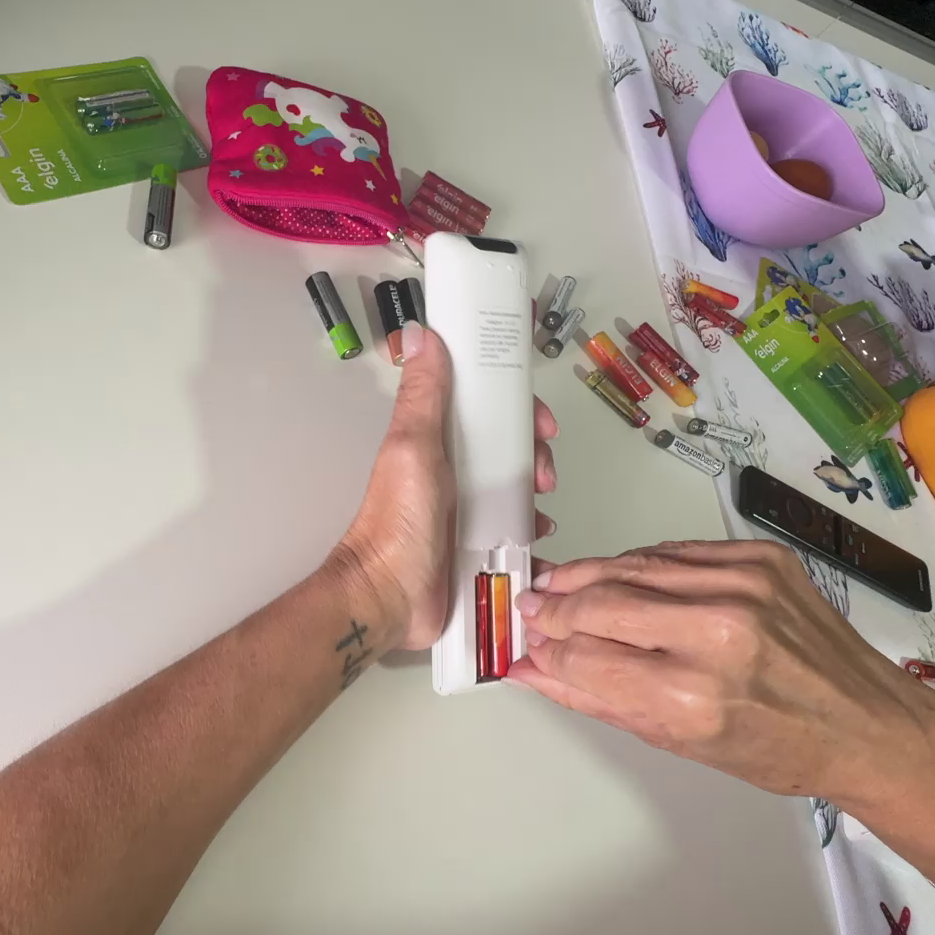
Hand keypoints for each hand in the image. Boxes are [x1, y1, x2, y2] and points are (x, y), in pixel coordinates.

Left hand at [331, 321, 558, 651]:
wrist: (390, 600)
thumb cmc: (397, 524)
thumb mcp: (412, 449)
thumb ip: (422, 396)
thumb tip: (421, 334)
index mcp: (433, 440)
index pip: (480, 404)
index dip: (512, 401)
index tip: (535, 413)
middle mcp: (450, 468)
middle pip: (506, 441)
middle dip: (534, 448)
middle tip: (544, 467)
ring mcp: (464, 505)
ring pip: (516, 481)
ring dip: (537, 486)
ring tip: (541, 503)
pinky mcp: (476, 540)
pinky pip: (515, 523)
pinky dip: (531, 523)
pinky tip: (537, 531)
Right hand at [506, 539, 934, 805]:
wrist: (874, 726)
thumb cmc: (776, 748)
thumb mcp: (676, 742)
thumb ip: (593, 698)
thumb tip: (532, 669)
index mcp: (692, 697)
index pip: (584, 656)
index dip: (546, 646)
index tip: (527, 639)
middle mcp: (716, 634)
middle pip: (599, 603)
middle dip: (553, 605)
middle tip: (529, 605)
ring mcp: (742, 587)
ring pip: (629, 567)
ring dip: (585, 575)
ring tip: (557, 583)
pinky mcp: (759, 559)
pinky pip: (671, 552)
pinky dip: (636, 563)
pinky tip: (618, 575)